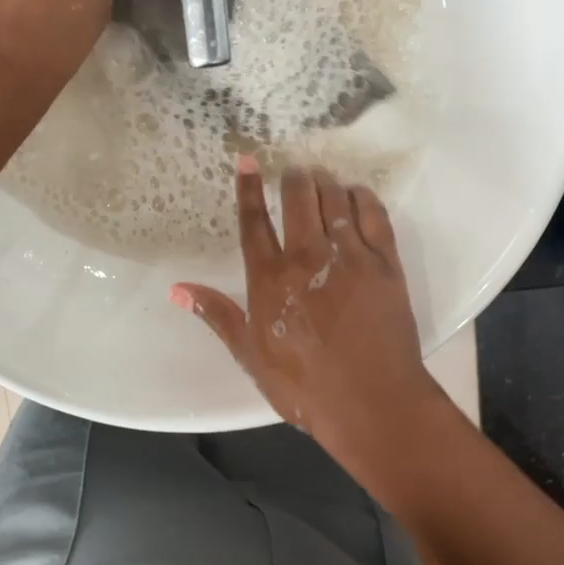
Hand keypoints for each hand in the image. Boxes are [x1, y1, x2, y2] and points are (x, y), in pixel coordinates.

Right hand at [171, 158, 449, 463]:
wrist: (372, 403)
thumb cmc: (304, 386)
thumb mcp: (250, 355)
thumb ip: (217, 315)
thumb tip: (177, 290)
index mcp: (269, 278)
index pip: (254, 220)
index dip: (248, 187)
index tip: (248, 161)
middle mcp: (307, 256)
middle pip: (298, 196)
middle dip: (293, 177)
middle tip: (292, 174)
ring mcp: (350, 256)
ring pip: (335, 198)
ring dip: (325, 183)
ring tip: (320, 181)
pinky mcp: (386, 263)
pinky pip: (373, 214)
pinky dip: (361, 197)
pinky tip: (355, 196)